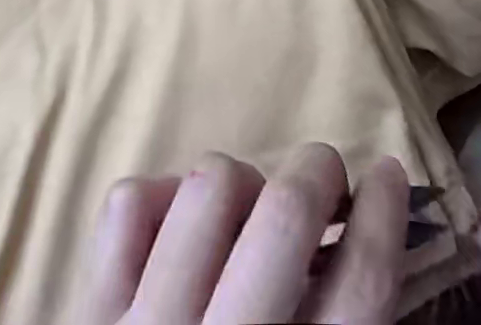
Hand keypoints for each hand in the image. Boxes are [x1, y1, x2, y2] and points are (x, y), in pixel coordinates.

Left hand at [80, 143, 409, 324]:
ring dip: (241, 182)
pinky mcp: (91, 307)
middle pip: (285, 215)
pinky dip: (161, 197)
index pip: (360, 285)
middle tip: (326, 179)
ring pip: (208, 187)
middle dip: (317, 172)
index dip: (384, 214)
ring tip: (248, 210)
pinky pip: (130, 205)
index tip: (389, 173)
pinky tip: (176, 227)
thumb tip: (361, 237)